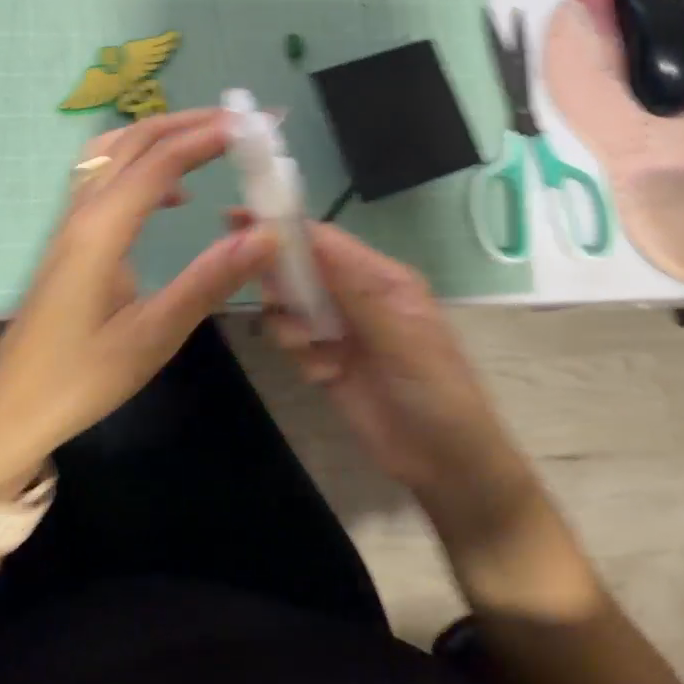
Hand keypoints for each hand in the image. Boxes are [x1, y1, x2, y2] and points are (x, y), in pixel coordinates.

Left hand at [0, 109, 277, 497]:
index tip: (256, 127)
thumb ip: (209, 282)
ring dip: (161, 138)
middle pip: (133, 141)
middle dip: (187, 123)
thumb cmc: (83, 378)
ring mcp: (70, 225)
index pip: (159, 161)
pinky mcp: (69, 242)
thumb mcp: (153, 336)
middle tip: (242, 124)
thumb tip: (266, 235)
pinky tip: (176, 197)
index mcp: (101, 230)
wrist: (14, 408)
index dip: (208, 137)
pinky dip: (143, 167)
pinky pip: (105, 180)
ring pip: (113, 154)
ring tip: (211, 143)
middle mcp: (82, 214)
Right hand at [243, 219, 515, 503]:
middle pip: (300, 270)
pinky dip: (299, 355)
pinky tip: (324, 376)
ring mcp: (341, 332)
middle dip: (281, 281)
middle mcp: (358, 298)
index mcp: (383, 280)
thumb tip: (311, 238)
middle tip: (274, 302)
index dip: (283, 229)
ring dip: (289, 325)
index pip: (325, 242)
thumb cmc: (438, 393)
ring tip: (310, 348)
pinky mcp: (326, 364)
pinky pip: (293, 344)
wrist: (446, 464)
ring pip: (289, 308)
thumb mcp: (402, 337)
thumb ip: (354, 289)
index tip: (237, 218)